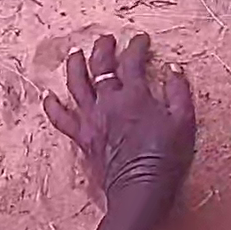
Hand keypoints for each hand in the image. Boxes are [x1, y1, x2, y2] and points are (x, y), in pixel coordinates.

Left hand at [43, 33, 195, 221]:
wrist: (141, 189)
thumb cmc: (166, 157)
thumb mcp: (183, 121)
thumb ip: (178, 91)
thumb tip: (174, 68)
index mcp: (134, 95)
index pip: (132, 61)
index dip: (136, 46)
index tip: (141, 40)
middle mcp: (109, 102)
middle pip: (100, 67)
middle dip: (103, 49)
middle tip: (107, 40)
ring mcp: (93, 119)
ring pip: (76, 85)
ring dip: (75, 66)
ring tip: (75, 54)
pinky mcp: (84, 137)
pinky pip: (62, 119)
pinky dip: (53, 107)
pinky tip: (47, 96)